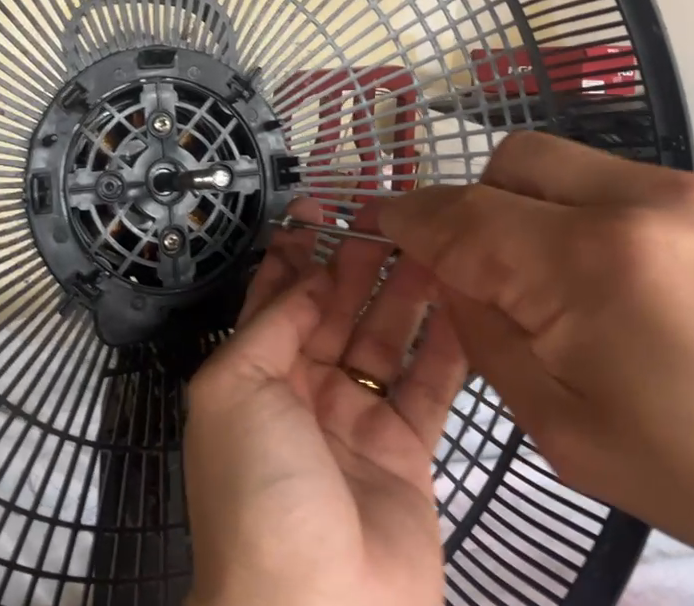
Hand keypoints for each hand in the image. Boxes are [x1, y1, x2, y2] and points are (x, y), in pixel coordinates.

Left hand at [182, 199, 466, 605]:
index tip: (322, 208)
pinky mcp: (406, 453)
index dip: (297, 254)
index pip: (277, 301)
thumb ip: (269, 325)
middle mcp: (302, 393)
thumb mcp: (233, 390)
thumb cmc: (257, 486)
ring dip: (402, 294)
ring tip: (429, 245)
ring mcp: (355, 422)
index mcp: (252, 378)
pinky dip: (443, 347)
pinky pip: (426, 387)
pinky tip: (460, 303)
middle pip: (333, 314)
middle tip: (388, 217)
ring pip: (382, 342)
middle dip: (355, 265)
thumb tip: (303, 277)